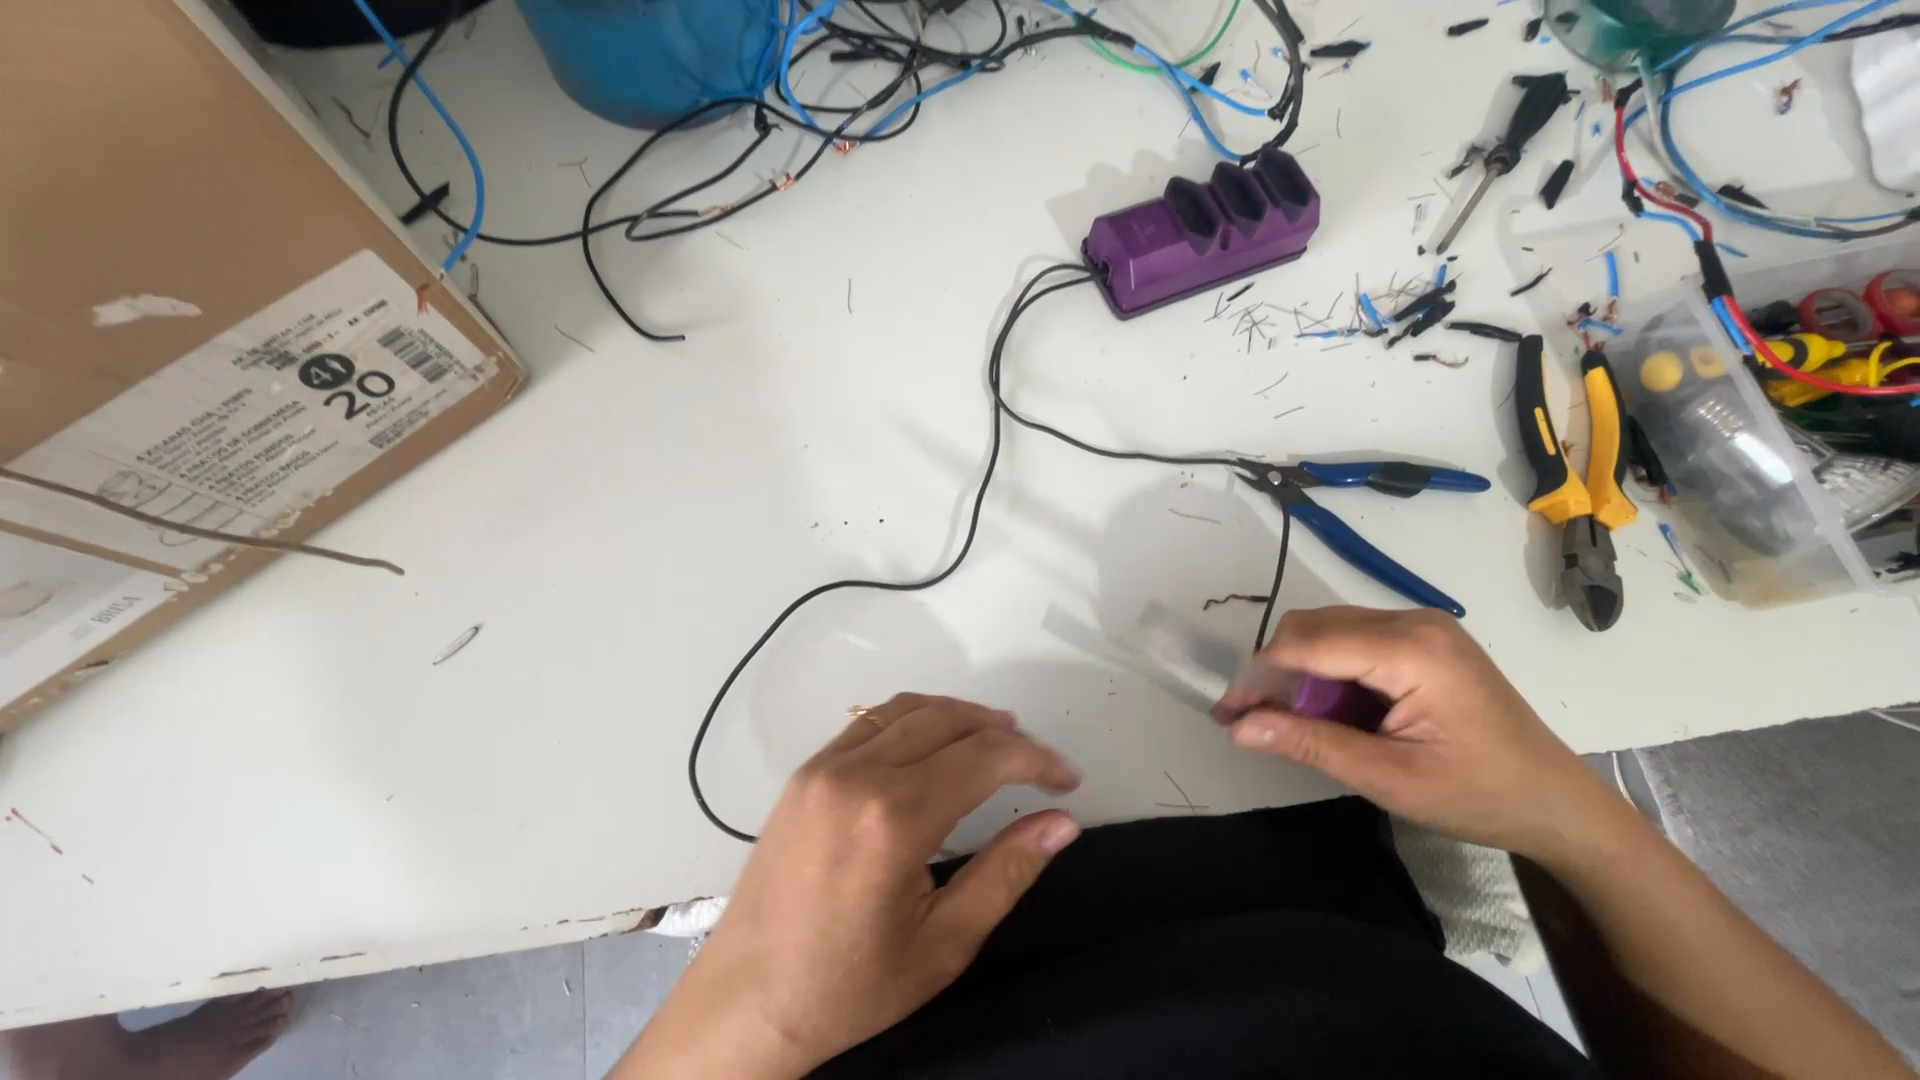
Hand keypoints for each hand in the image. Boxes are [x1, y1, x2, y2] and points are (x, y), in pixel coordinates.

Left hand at [617, 694, 1082, 1079]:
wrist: (746, 1001)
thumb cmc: (849, 987)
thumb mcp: (943, 945)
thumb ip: (1006, 873)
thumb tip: (1061, 823)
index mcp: (895, 818)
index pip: (985, 757)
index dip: (1036, 759)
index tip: (1067, 778)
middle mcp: (856, 775)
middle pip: (948, 720)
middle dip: (1003, 733)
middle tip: (1038, 761)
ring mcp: (823, 769)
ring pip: (906, 710)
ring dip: (959, 715)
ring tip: (997, 738)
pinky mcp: (803, 776)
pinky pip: (868, 723)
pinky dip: (912, 719)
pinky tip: (932, 744)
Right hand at [1216, 607, 1619, 861]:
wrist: (1558, 803)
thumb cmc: (1479, 795)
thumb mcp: (1388, 778)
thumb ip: (1310, 744)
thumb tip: (1238, 727)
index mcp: (1412, 651)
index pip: (1307, 643)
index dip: (1258, 676)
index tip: (1226, 714)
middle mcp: (1415, 622)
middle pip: (1313, 627)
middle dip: (1274, 671)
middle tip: (1253, 721)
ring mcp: (1423, 627)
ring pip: (1328, 631)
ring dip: (1299, 672)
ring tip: (1288, 722)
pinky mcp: (1425, 640)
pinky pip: (1353, 640)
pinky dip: (1328, 672)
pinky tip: (1329, 711)